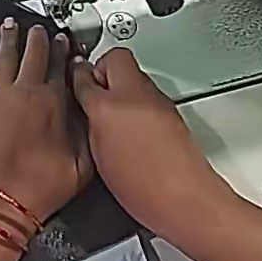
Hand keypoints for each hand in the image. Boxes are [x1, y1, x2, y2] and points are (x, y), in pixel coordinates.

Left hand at [0, 20, 93, 223]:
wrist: (0, 199)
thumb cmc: (39, 186)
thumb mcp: (82, 165)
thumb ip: (89, 135)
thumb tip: (93, 120)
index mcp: (54, 102)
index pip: (62, 67)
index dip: (65, 52)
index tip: (66, 42)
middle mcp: (26, 92)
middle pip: (34, 54)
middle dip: (38, 38)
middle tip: (40, 28)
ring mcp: (0, 96)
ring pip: (5, 57)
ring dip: (9, 39)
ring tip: (10, 25)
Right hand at [70, 48, 237, 243]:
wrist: (186, 201)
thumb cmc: (145, 187)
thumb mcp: (99, 155)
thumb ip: (89, 122)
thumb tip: (86, 106)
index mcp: (109, 105)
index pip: (85, 73)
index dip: (77, 76)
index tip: (74, 80)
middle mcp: (137, 95)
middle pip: (116, 60)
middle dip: (102, 71)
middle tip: (94, 91)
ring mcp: (158, 102)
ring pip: (133, 76)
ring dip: (121, 89)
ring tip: (113, 115)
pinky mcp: (172, 112)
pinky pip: (147, 95)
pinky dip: (136, 103)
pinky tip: (132, 129)